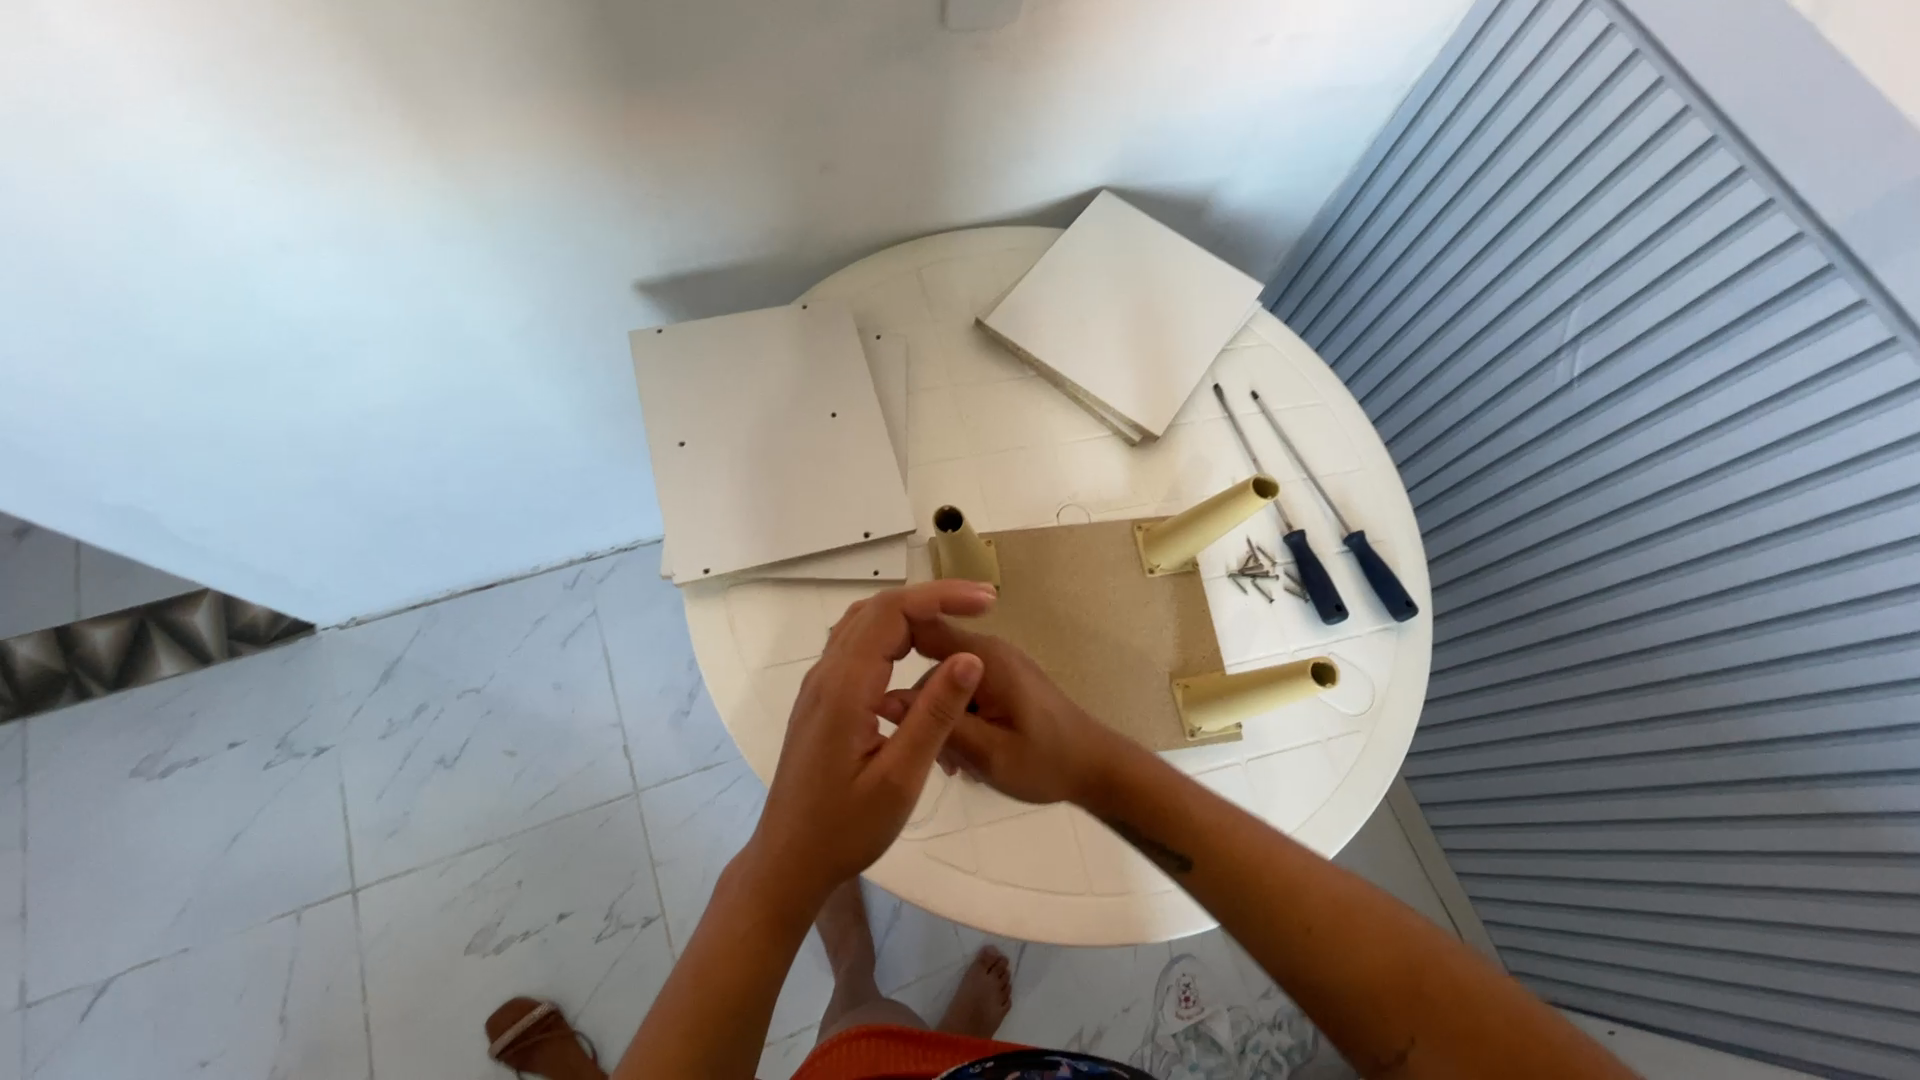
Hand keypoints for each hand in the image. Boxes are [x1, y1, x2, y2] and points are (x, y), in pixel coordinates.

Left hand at [745, 580, 995, 903]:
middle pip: (877, 609)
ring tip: (954, 620)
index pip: (893, 613)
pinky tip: (915, 651)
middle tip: (979, 606)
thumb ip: (935, 714)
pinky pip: (855, 646)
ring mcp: (818, 686)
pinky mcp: (821, 700)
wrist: (789, 860)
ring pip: (863, 624)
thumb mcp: (900, 778)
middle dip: (930, 598)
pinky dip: (891, 633)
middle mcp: (826, 675)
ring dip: (909, 612)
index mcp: (845, 687)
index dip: (941, 597)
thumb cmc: (846, 828)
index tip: (986, 602)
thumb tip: (971, 658)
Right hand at [883, 618, 1130, 806]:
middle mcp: (988, 653)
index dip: (888, 639)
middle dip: (920, 705)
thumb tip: (884, 701)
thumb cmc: (1047, 762)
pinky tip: (963, 758)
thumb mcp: (988, 754)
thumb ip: (938, 725)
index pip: (923, 626)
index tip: (861, 675)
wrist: (1096, 769)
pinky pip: (963, 693)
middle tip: (920, 750)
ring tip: (952, 766)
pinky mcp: (1002, 682)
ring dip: (940, 720)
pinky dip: (957, 721)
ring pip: (945, 684)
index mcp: (985, 659)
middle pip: (930, 663)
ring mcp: (996, 667)